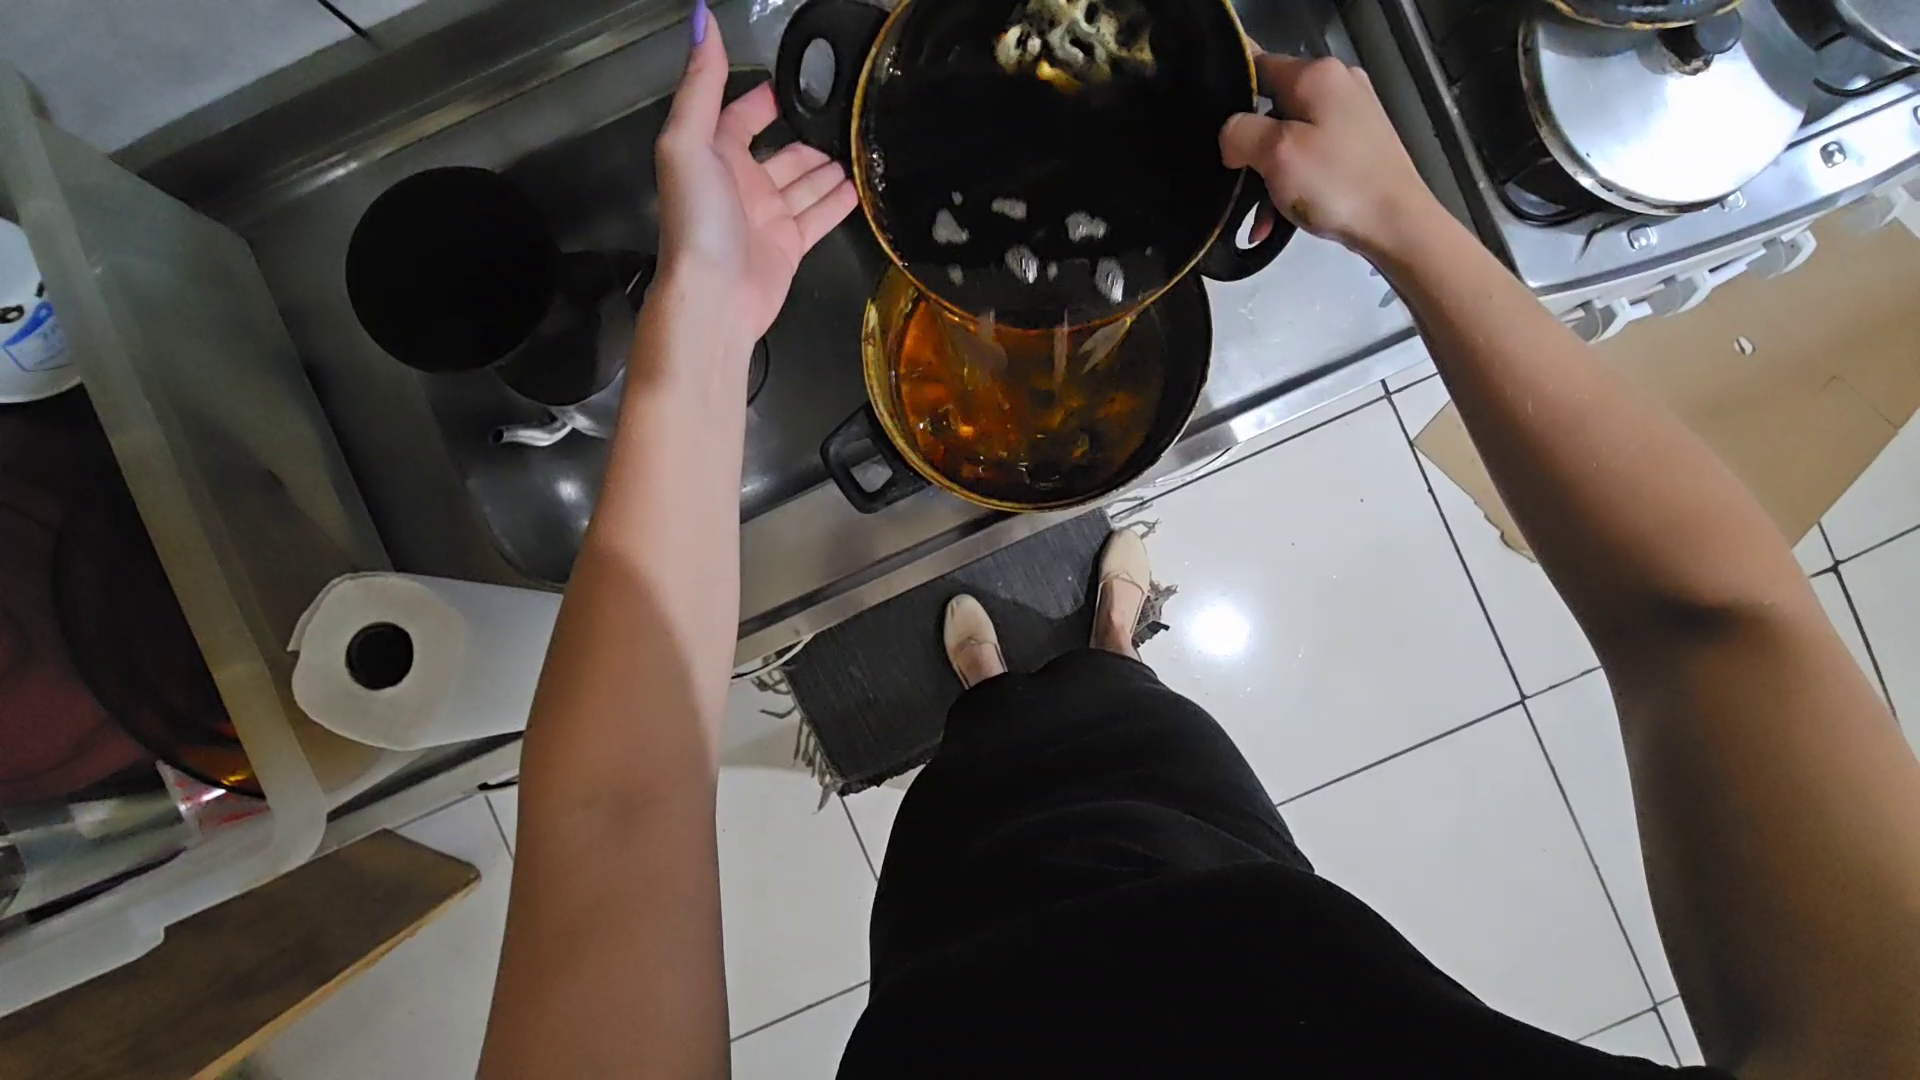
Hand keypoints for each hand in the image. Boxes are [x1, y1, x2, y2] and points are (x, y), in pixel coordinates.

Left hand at [656, 11, 858, 341]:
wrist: (715, 295)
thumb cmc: (698, 219)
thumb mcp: (688, 141)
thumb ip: (700, 84)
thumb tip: (702, 17)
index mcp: (713, 154)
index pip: (740, 116)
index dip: (763, 99)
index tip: (794, 82)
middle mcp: (742, 184)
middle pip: (781, 153)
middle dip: (806, 136)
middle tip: (841, 119)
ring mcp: (768, 217)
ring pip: (804, 185)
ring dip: (826, 168)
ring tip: (858, 149)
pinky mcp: (790, 247)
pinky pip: (818, 219)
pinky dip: (837, 204)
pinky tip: (858, 188)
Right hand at [1220, 54, 1439, 260]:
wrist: (1394, 222)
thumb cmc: (1334, 183)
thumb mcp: (1275, 154)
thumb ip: (1241, 133)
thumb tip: (1231, 133)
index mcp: (1316, 75)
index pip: (1259, 67)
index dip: (1232, 101)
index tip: (1221, 140)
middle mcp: (1336, 86)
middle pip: (1272, 110)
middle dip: (1250, 151)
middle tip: (1236, 188)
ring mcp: (1349, 116)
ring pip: (1287, 141)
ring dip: (1266, 180)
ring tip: (1257, 219)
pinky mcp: (1355, 146)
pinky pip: (1307, 160)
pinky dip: (1288, 187)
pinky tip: (1275, 220)